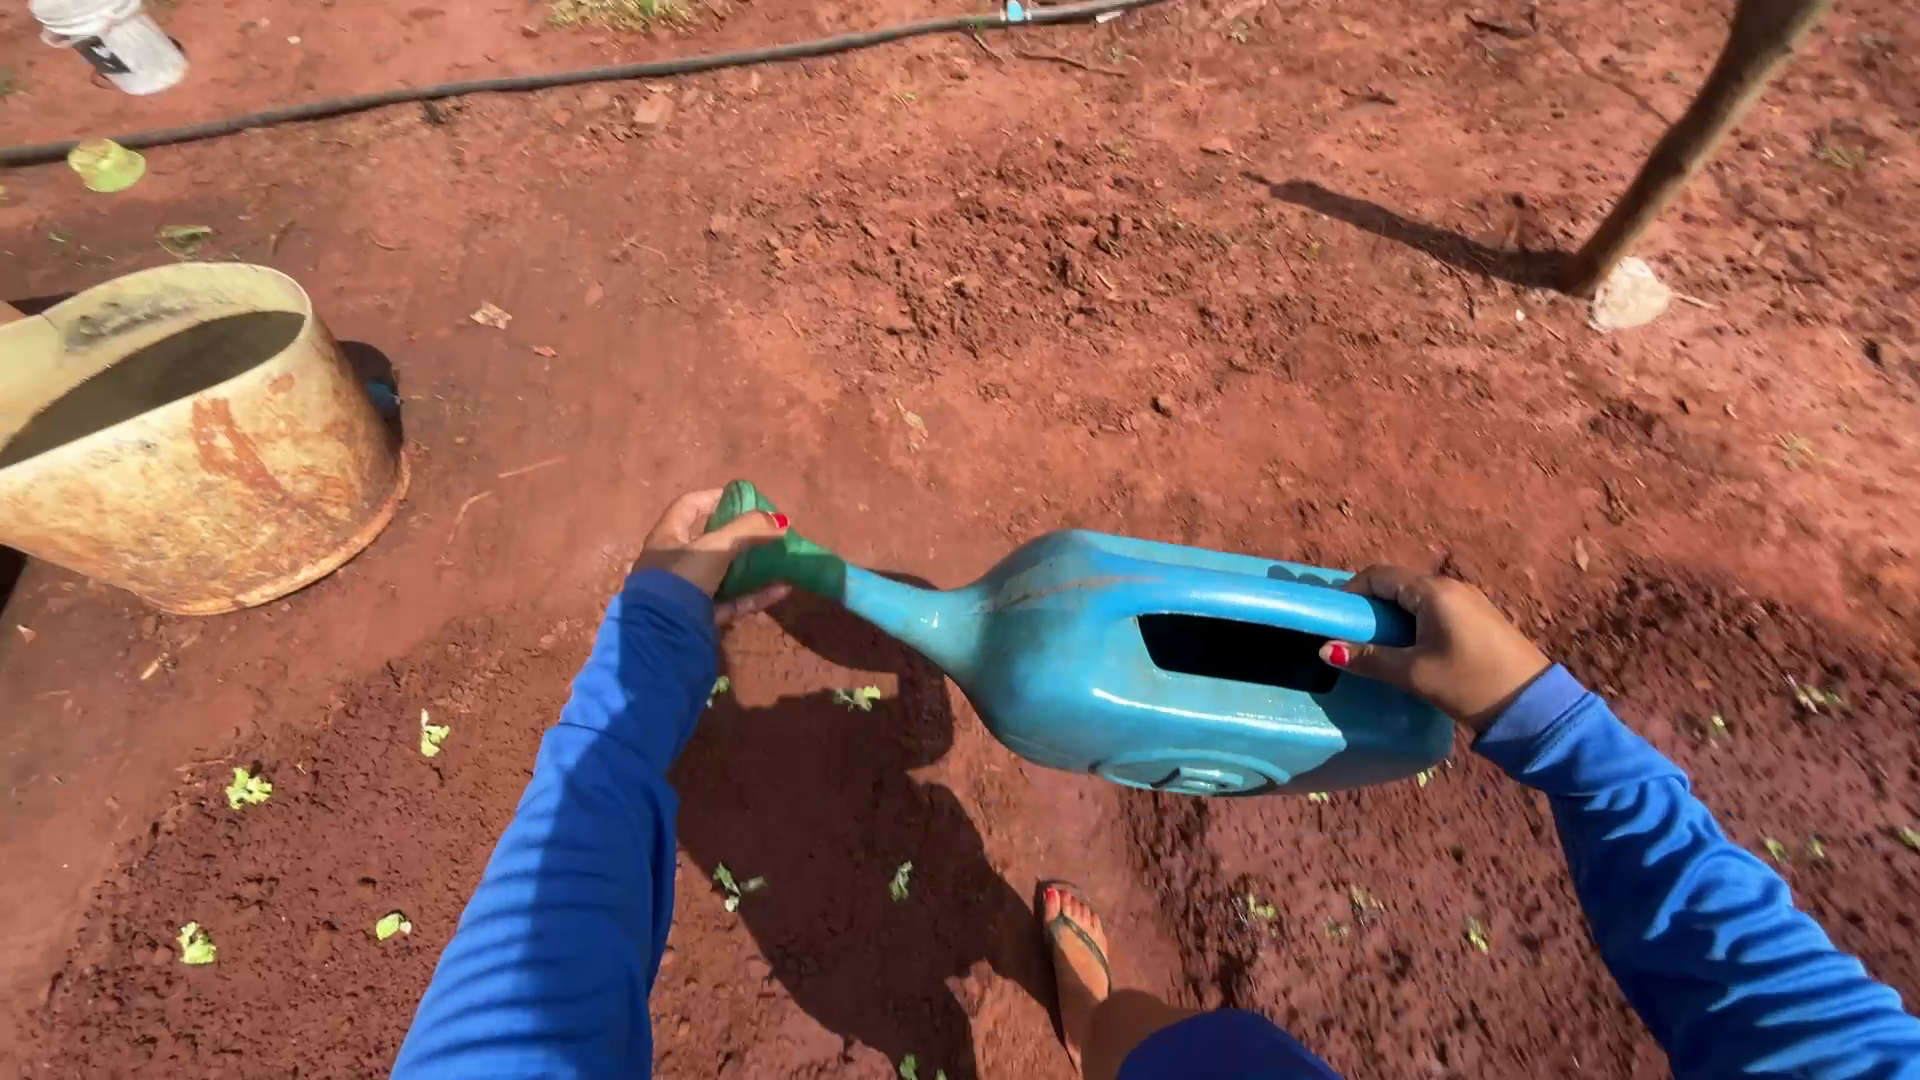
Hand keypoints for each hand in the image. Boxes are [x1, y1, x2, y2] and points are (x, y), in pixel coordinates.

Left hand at [633, 488, 791, 624]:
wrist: (662, 633)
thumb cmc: (681, 577)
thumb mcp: (715, 547)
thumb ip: (747, 530)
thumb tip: (781, 519)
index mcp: (667, 537)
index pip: (688, 506)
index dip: (713, 497)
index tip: (741, 497)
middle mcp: (673, 563)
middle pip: (709, 542)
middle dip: (739, 536)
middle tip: (765, 531)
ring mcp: (687, 592)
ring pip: (724, 573)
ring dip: (752, 567)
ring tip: (778, 559)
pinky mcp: (702, 616)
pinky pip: (733, 601)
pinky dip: (756, 595)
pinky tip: (782, 590)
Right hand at [1320, 565, 1551, 733]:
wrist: (1536, 709)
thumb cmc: (1470, 684)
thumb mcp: (1412, 674)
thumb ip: (1367, 658)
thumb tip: (1325, 649)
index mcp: (1433, 592)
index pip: (1377, 576)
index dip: (1350, 592)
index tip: (1335, 618)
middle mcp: (1450, 587)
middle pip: (1395, 585)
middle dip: (1368, 606)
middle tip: (1352, 635)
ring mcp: (1467, 601)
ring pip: (1412, 598)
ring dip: (1389, 617)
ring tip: (1377, 645)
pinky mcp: (1477, 618)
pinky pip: (1431, 609)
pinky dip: (1410, 623)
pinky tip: (1408, 649)